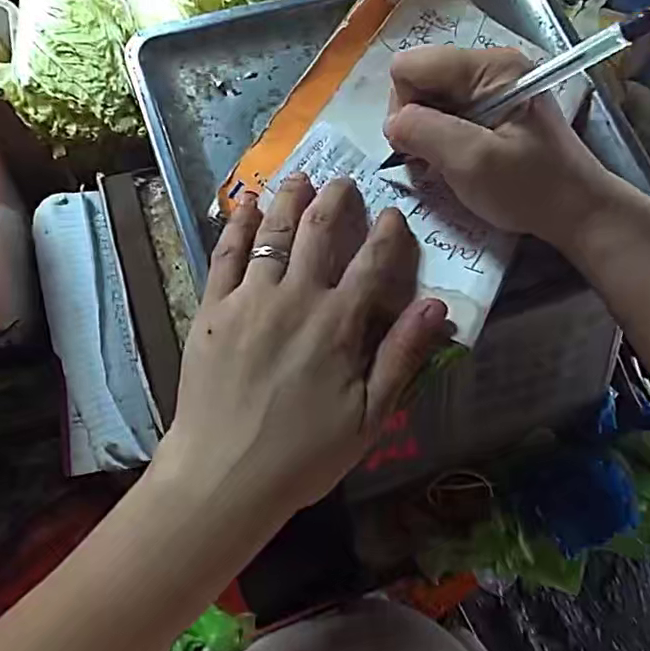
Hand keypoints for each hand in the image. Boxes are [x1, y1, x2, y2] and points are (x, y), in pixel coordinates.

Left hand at [152, 175, 450, 519]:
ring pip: (273, 233)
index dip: (386, 234)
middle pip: (319, 233)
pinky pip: (226, 254)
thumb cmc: (303, 455)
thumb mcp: (369, 417)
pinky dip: (239, 224)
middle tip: (343, 182)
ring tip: (300, 178)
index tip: (392, 214)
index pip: (372, 263)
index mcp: (338, 324)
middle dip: (336, 201)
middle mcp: (295, 298)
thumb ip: (401, 356)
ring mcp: (249, 298)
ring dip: (290, 200)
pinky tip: (247, 204)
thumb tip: (437, 305)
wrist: (224, 472)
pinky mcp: (212, 308)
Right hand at [383, 46, 624, 245]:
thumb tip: (392, 124)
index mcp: (489, 67)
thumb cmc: (528, 187)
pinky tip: (456, 159)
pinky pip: (442, 112)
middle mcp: (488, 66)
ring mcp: (488, 86)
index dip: (404, 107)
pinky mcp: (488, 107)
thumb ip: (425, 132)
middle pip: (416, 79)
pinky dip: (438, 138)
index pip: (410, 66)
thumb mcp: (472, 162)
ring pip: (425, 98)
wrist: (575, 210)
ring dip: (425, 133)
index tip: (422, 145)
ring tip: (449, 161)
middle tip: (435, 157)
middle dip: (414, 120)